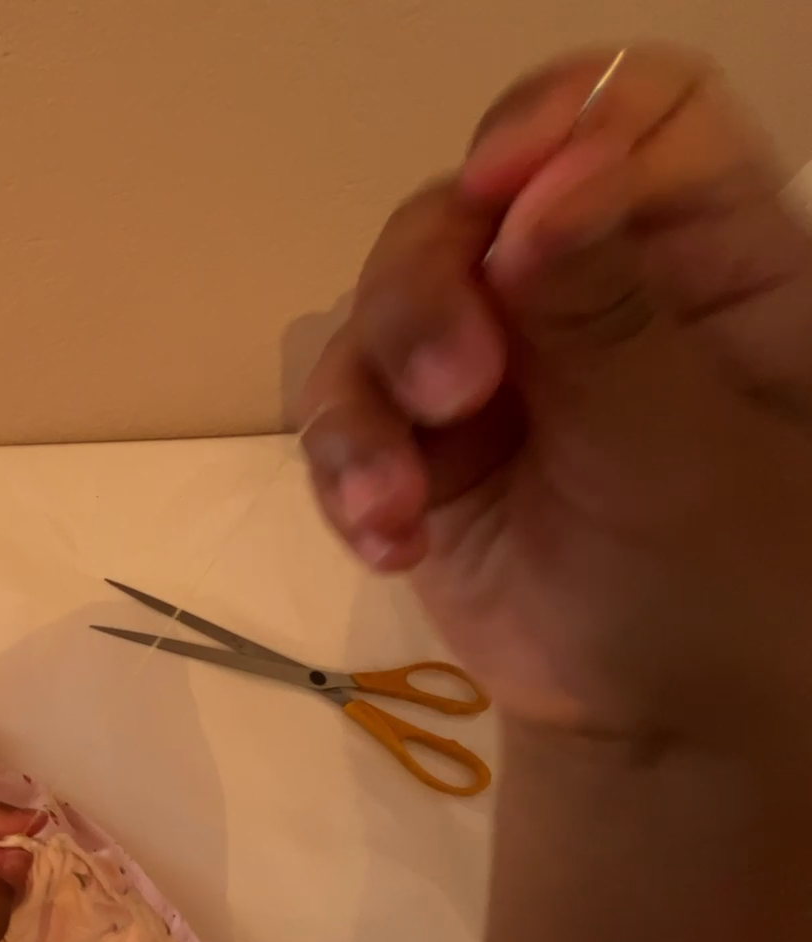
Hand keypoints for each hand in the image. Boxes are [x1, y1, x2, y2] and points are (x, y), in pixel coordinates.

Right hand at [300, 43, 811, 736]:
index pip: (625, 123)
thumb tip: (554, 181)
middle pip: (442, 229)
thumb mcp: (684, 446)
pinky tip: (387, 541)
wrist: (637, 704)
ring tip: (392, 512)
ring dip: (359, 425)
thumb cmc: (727, 582)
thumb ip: (605, 317)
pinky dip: (342, 483)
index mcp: (689, 263)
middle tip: (444, 398)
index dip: (554, 125)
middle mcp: (557, 297)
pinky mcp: (394, 442)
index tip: (502, 182)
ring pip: (360, 334)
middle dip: (417, 311)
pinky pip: (330, 428)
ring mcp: (462, 372)